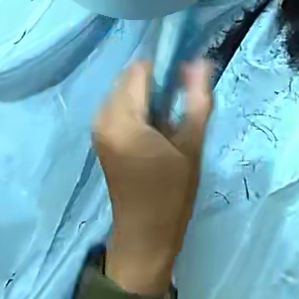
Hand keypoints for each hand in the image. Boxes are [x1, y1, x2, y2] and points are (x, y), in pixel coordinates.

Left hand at [93, 61, 214, 295]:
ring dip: (150, 95)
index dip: (166, 68)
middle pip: (131, 78)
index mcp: (122, 119)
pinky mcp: (102, 136)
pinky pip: (121, 105)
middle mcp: (103, 117)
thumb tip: (200, 62)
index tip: (189, 82)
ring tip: (172, 120)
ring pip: (126, 90)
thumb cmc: (171, 193)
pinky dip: (141, 107)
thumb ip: (197, 99)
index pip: (141, 70)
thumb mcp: (191, 144)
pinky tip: (159, 129)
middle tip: (183, 104)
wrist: (145, 236)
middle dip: (158, 82)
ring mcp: (99, 127)